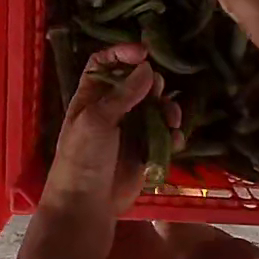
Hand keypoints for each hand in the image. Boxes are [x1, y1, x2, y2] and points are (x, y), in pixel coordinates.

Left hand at [43, 43, 164, 216]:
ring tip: (172, 119)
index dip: (122, 53)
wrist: (87, 205)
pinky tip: (175, 140)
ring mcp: (129, 129)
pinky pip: (164, 134)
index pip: (104, 63)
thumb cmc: (83, 158)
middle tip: (159, 92)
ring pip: (155, 107)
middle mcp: (111, 108)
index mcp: (91, 96)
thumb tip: (148, 68)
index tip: (144, 53)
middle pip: (137, 82)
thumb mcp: (97, 120)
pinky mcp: (145, 150)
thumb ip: (123, 94)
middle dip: (153, 84)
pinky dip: (172, 134)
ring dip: (168, 109)